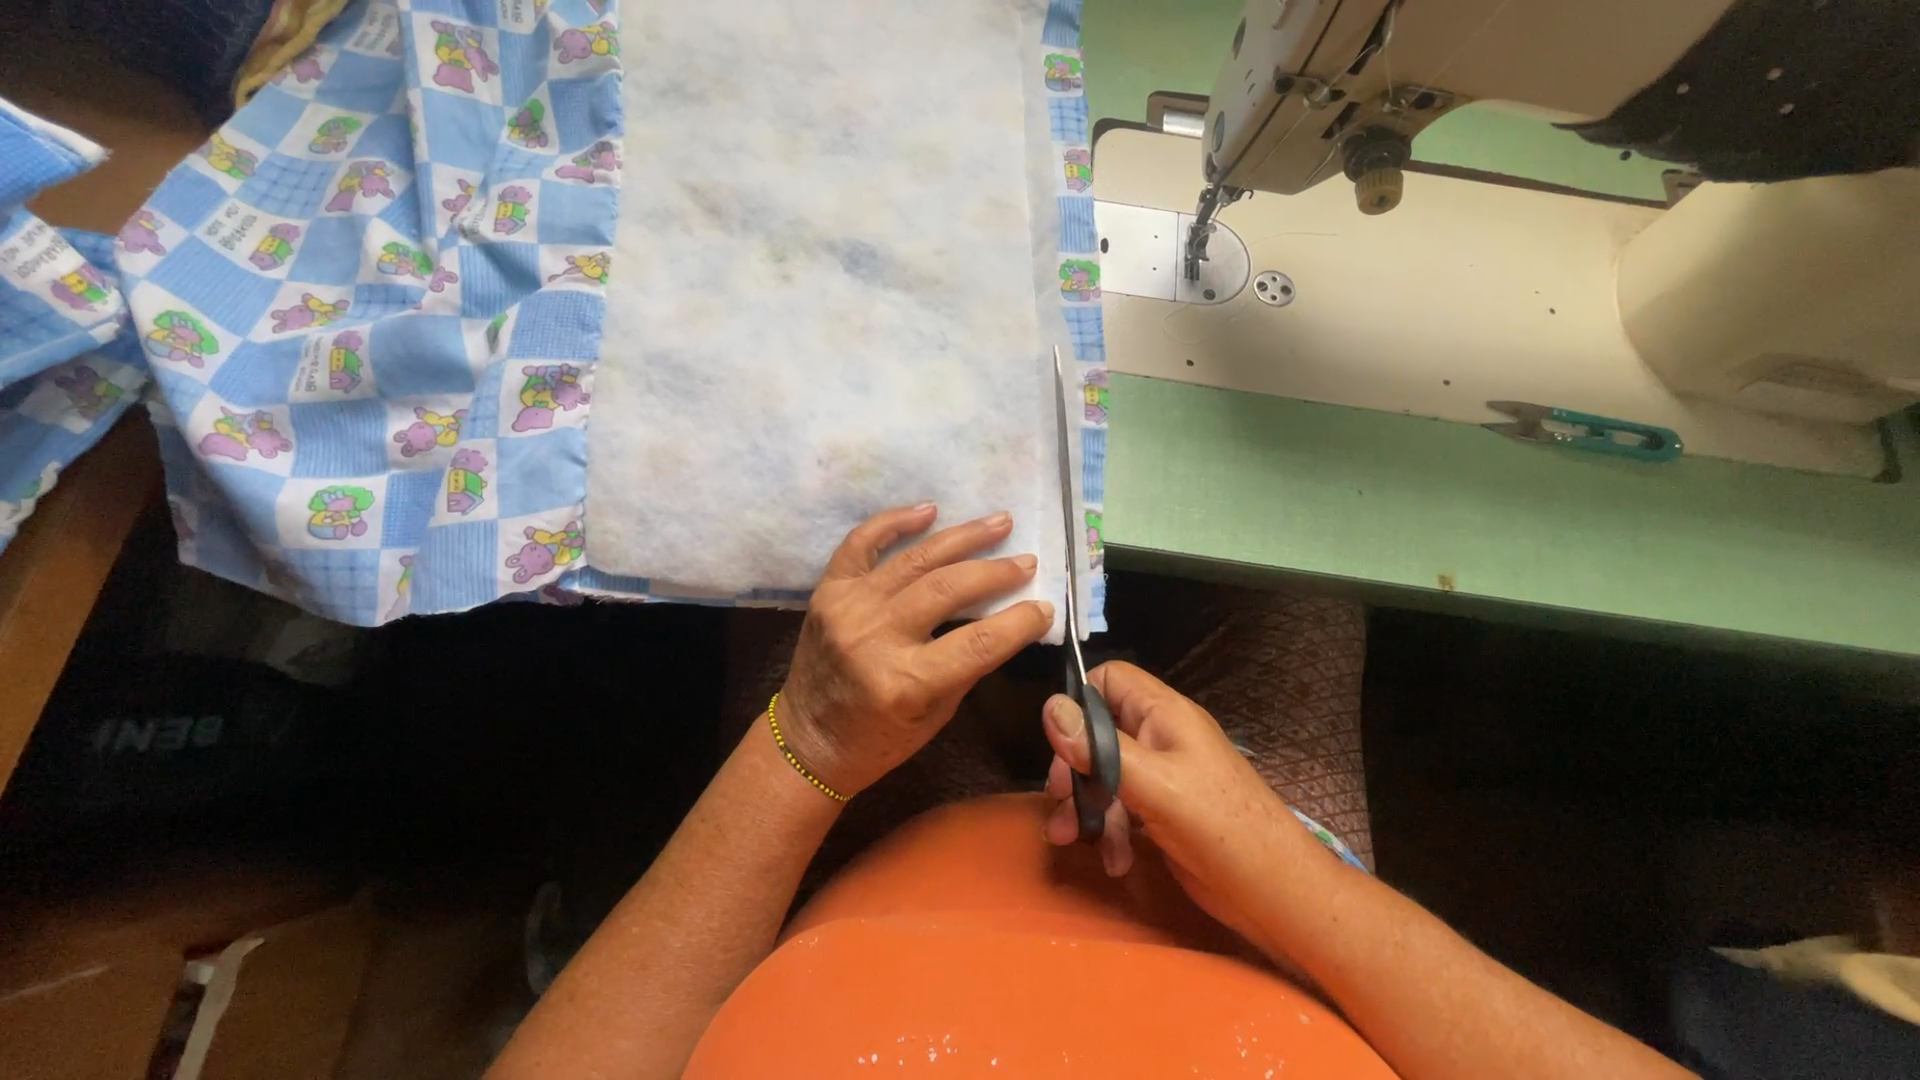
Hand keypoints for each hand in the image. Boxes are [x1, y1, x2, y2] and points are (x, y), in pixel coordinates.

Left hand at [777, 503, 1054, 797]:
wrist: (808, 741)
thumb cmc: (879, 738)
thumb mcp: (937, 715)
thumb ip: (970, 664)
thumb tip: (1011, 619)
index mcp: (904, 681)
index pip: (978, 642)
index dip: (1019, 621)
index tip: (1044, 606)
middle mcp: (874, 637)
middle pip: (948, 589)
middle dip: (996, 572)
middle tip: (1027, 560)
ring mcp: (847, 608)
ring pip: (915, 560)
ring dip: (962, 537)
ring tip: (1000, 523)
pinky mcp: (828, 591)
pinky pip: (861, 543)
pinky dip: (894, 522)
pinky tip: (929, 510)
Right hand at [1040, 662, 1312, 945]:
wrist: (1275, 894)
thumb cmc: (1218, 827)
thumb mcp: (1153, 784)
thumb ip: (1100, 748)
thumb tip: (1049, 706)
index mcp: (1164, 714)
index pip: (1110, 678)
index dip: (1081, 700)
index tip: (1059, 739)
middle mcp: (1161, 738)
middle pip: (1099, 732)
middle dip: (1075, 768)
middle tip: (1059, 798)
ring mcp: (1164, 776)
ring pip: (1106, 774)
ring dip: (1087, 807)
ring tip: (1072, 839)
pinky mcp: (1164, 811)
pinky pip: (1123, 808)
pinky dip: (1112, 832)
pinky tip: (1116, 860)